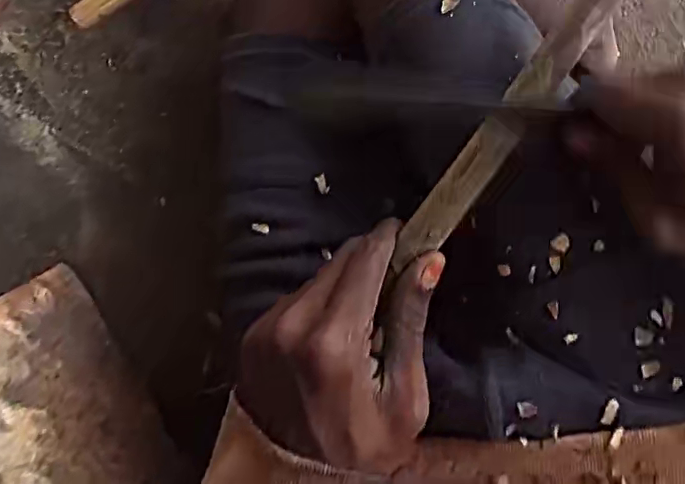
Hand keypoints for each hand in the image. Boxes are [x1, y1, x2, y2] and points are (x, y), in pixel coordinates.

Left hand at [235, 219, 443, 472]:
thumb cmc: (357, 451)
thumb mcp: (404, 398)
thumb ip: (411, 321)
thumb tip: (429, 262)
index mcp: (334, 340)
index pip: (367, 256)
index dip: (391, 238)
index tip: (408, 233)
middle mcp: (294, 323)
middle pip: (343, 256)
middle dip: (372, 259)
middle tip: (393, 283)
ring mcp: (269, 326)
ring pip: (322, 273)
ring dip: (346, 282)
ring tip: (362, 322)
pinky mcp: (255, 332)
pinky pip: (299, 294)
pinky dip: (321, 302)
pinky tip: (331, 337)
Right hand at [566, 68, 684, 287]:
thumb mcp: (655, 218)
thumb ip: (613, 167)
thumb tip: (570, 133)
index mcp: (676, 116)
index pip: (600, 94)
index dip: (578, 116)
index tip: (571, 142)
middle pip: (612, 83)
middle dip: (598, 113)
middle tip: (599, 152)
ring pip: (628, 81)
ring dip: (619, 110)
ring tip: (630, 149)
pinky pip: (648, 82)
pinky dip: (639, 105)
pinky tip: (652, 138)